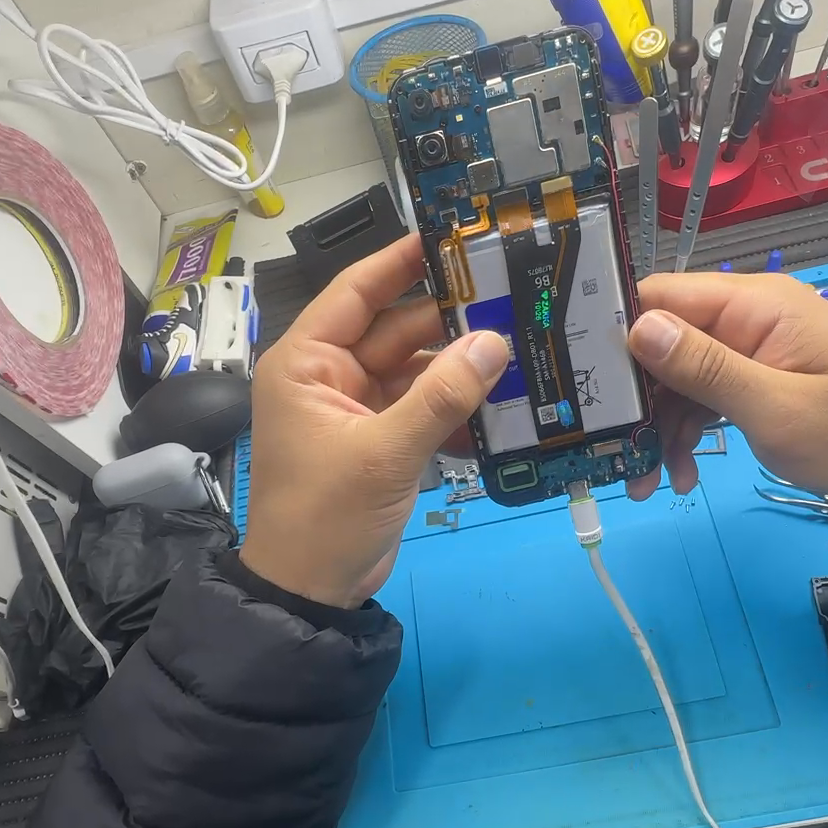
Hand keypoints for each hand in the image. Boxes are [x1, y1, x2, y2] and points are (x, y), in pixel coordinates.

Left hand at [240, 235, 509, 608]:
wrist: (313, 590)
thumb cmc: (326, 515)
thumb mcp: (383, 452)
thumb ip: (440, 397)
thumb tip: (494, 342)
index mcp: (307, 362)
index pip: (355, 292)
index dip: (401, 262)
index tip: (450, 237)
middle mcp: (331, 376)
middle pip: (396, 330)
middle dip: (450, 320)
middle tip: (512, 297)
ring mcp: (359, 409)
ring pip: (416, 371)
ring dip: (460, 367)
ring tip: (520, 346)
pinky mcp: (383, 441)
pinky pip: (424, 409)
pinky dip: (456, 407)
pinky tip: (502, 401)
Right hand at [625, 272, 827, 500]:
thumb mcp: (777, 408)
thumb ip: (706, 368)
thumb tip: (638, 328)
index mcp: (754, 306)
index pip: (662, 295)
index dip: (616, 331)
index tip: (580, 379)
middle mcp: (745, 318)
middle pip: (662, 343)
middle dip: (635, 398)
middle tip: (612, 448)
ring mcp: (748, 350)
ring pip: (676, 379)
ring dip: (658, 428)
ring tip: (646, 480)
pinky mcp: (751, 379)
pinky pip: (701, 399)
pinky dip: (685, 435)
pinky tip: (681, 475)